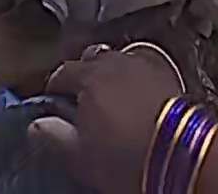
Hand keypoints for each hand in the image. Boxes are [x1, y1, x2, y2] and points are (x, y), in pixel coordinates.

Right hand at [43, 47, 185, 193]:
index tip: (53, 101)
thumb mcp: (84, 158)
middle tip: (81, 98)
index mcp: (87, 77)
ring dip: (109, 72)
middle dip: (83, 75)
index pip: (62, 73)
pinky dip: (132, 75)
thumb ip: (57, 138)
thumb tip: (36, 125)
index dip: (55, 88)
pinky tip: (135, 91)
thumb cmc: (127, 157)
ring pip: (115, 59)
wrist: (181, 153)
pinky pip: (139, 65)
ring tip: (109, 94)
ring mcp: (139, 62)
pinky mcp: (163, 71)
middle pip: (89, 60)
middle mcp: (111, 61)